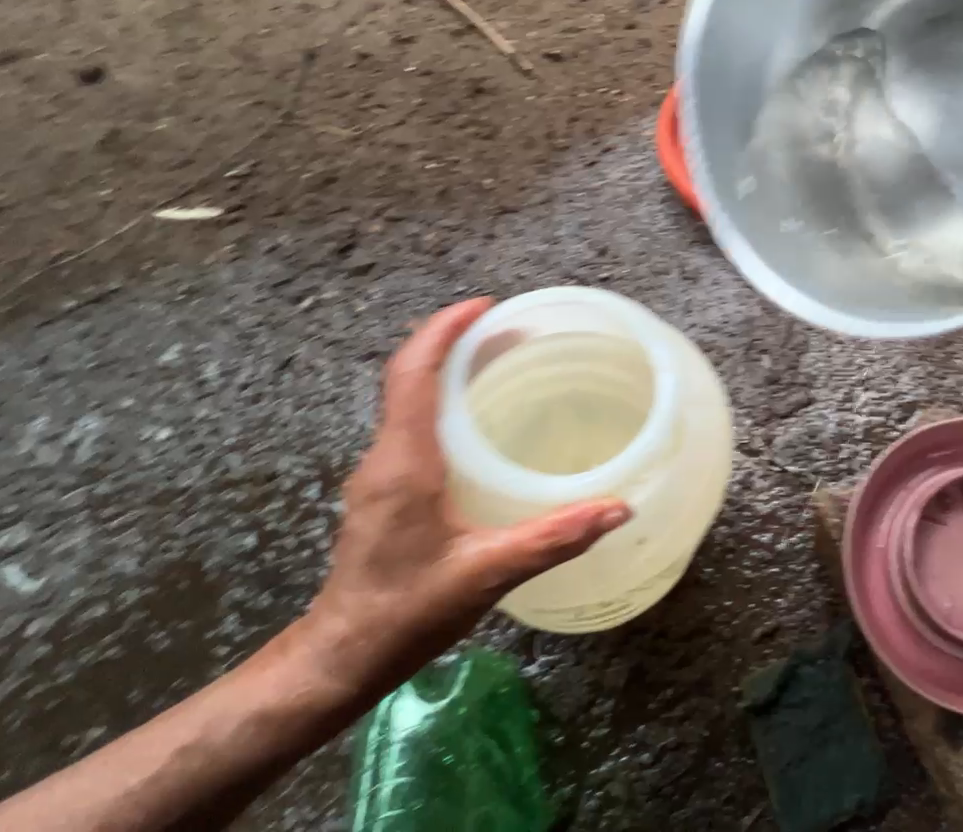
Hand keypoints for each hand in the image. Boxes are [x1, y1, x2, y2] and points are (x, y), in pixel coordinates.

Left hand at [302, 299, 631, 684]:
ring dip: (451, 371)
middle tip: (514, 330)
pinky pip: (415, 426)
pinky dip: (448, 403)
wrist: (342, 656)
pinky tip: (487, 422)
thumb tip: (620, 507)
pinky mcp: (388, 492)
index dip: (444, 332)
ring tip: (505, 362)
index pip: (413, 376)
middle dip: (456, 343)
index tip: (485, 307)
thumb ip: (553, 538)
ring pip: (410, 401)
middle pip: (411, 378)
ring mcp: (382, 474)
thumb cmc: (406, 611)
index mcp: (404, 463)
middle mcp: (386, 458)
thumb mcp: (487, 573)